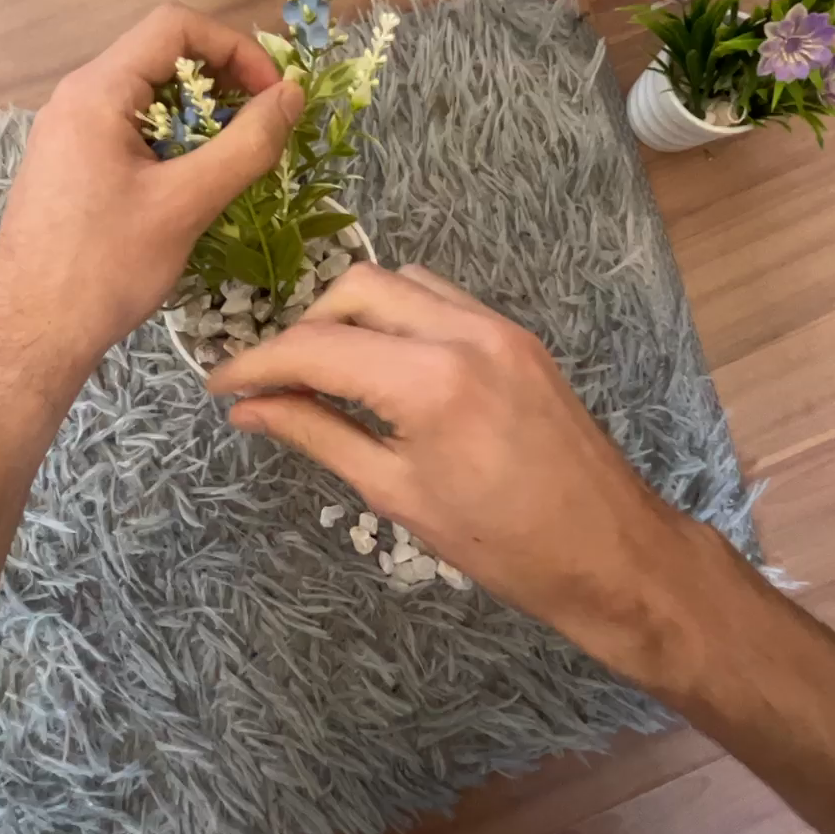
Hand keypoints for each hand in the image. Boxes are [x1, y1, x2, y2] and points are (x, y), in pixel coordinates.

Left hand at [0, 4, 303, 381]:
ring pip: (147, 99)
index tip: (272, 95)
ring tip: (230, 164)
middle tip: (259, 131)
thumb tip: (292, 95)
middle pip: (161, 58)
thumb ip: (246, 145)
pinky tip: (189, 187)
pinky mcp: (70, 166)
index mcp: (97, 91)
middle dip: (221, 85)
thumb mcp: (185, 204)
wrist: (33, 335)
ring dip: (199, 119)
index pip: (175, 26)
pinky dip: (171, 144)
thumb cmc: (106, 268)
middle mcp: (76, 99)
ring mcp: (68, 133)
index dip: (235, 47)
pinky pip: (130, 132)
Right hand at [206, 263, 726, 679]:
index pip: (316, 348)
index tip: (222, 385)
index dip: (257, 363)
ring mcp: (496, 323)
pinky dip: (396, 315)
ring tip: (328, 367)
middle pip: (355, 289)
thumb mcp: (394, 491)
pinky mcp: (515, 332)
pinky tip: (384, 360)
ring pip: (398, 281)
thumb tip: (249, 409)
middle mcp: (462, 330)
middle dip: (304, 328)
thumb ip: (316, 434)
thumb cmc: (500, 544)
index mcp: (428, 379)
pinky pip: (438, 297)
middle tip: (279, 379)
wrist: (612, 551)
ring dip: (350, 314)